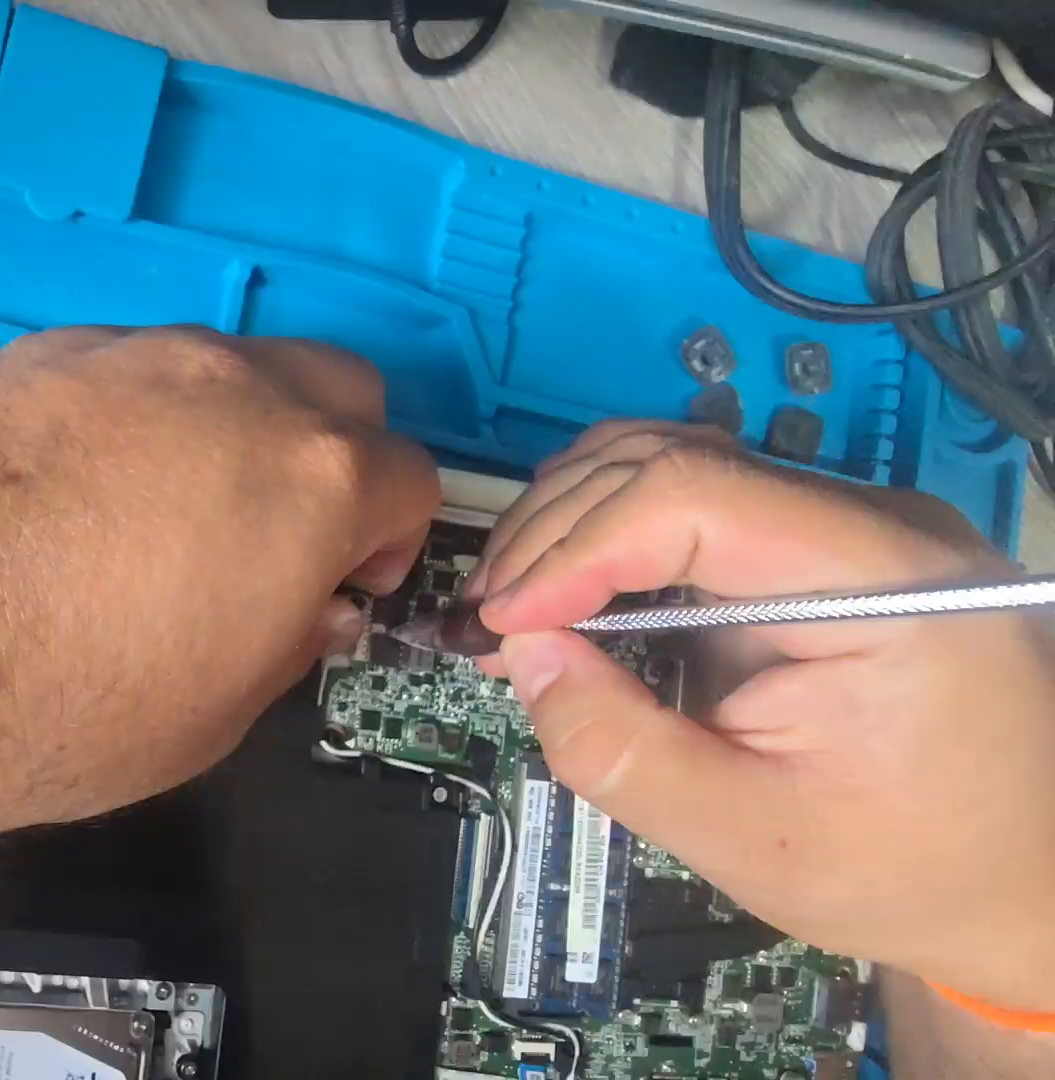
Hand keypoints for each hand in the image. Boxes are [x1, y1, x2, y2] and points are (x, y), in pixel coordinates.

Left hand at [0, 327, 439, 856]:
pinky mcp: (49, 346)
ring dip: (237, 428)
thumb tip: (317, 598)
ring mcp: (137, 352)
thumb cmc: (64, 708)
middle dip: (333, 458)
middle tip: (271, 530)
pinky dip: (144, 411)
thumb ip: (291, 636)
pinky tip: (77, 477)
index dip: (386, 539)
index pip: (411, 478)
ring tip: (161, 503)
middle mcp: (239, 386)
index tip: (339, 582)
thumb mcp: (218, 713)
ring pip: (238, 366)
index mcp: (312, 480)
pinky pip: (137, 367)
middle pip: (343, 391)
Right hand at [469, 421, 1054, 1010]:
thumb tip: (520, 649)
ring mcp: (817, 520)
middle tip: (485, 619)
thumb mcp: (740, 836)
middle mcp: (856, 521)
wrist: (1002, 875)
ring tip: (506, 601)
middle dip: (543, 537)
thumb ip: (613, 747)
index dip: (574, 548)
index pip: (691, 497)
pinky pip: (654, 493)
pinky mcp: (778, 539)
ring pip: (642, 460)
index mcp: (883, 583)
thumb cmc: (893, 867)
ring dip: (551, 524)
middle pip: (654, 463)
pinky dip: (578, 527)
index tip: (504, 622)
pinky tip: (548, 583)